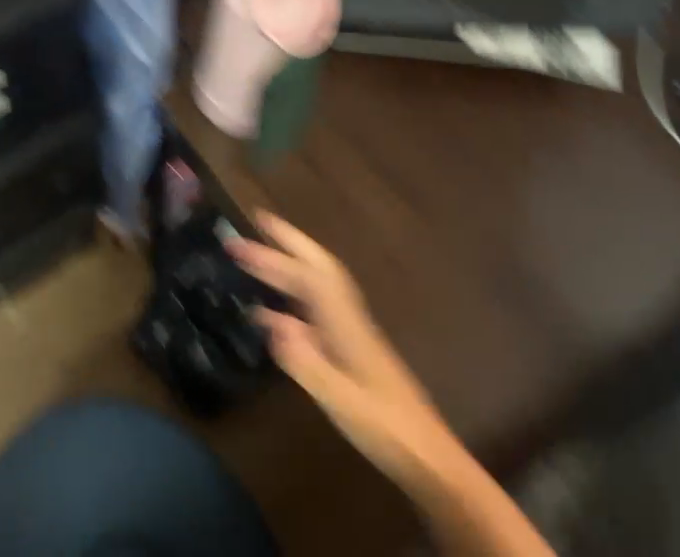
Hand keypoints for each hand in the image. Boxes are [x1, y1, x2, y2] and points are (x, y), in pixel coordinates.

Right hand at [225, 212, 461, 486]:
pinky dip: (290, 307)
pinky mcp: (350, 353)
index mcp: (347, 326)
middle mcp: (349, 321)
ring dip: (287, 272)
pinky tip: (270, 317)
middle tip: (252, 229)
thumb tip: (270, 321)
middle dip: (285, 247)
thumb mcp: (341, 400)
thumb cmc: (386, 429)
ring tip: (253, 263)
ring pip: (316, 291)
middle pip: (317, 272)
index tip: (256, 222)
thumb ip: (306, 362)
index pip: (310, 275)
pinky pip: (314, 316)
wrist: (428, 457)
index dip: (282, 248)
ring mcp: (351, 336)